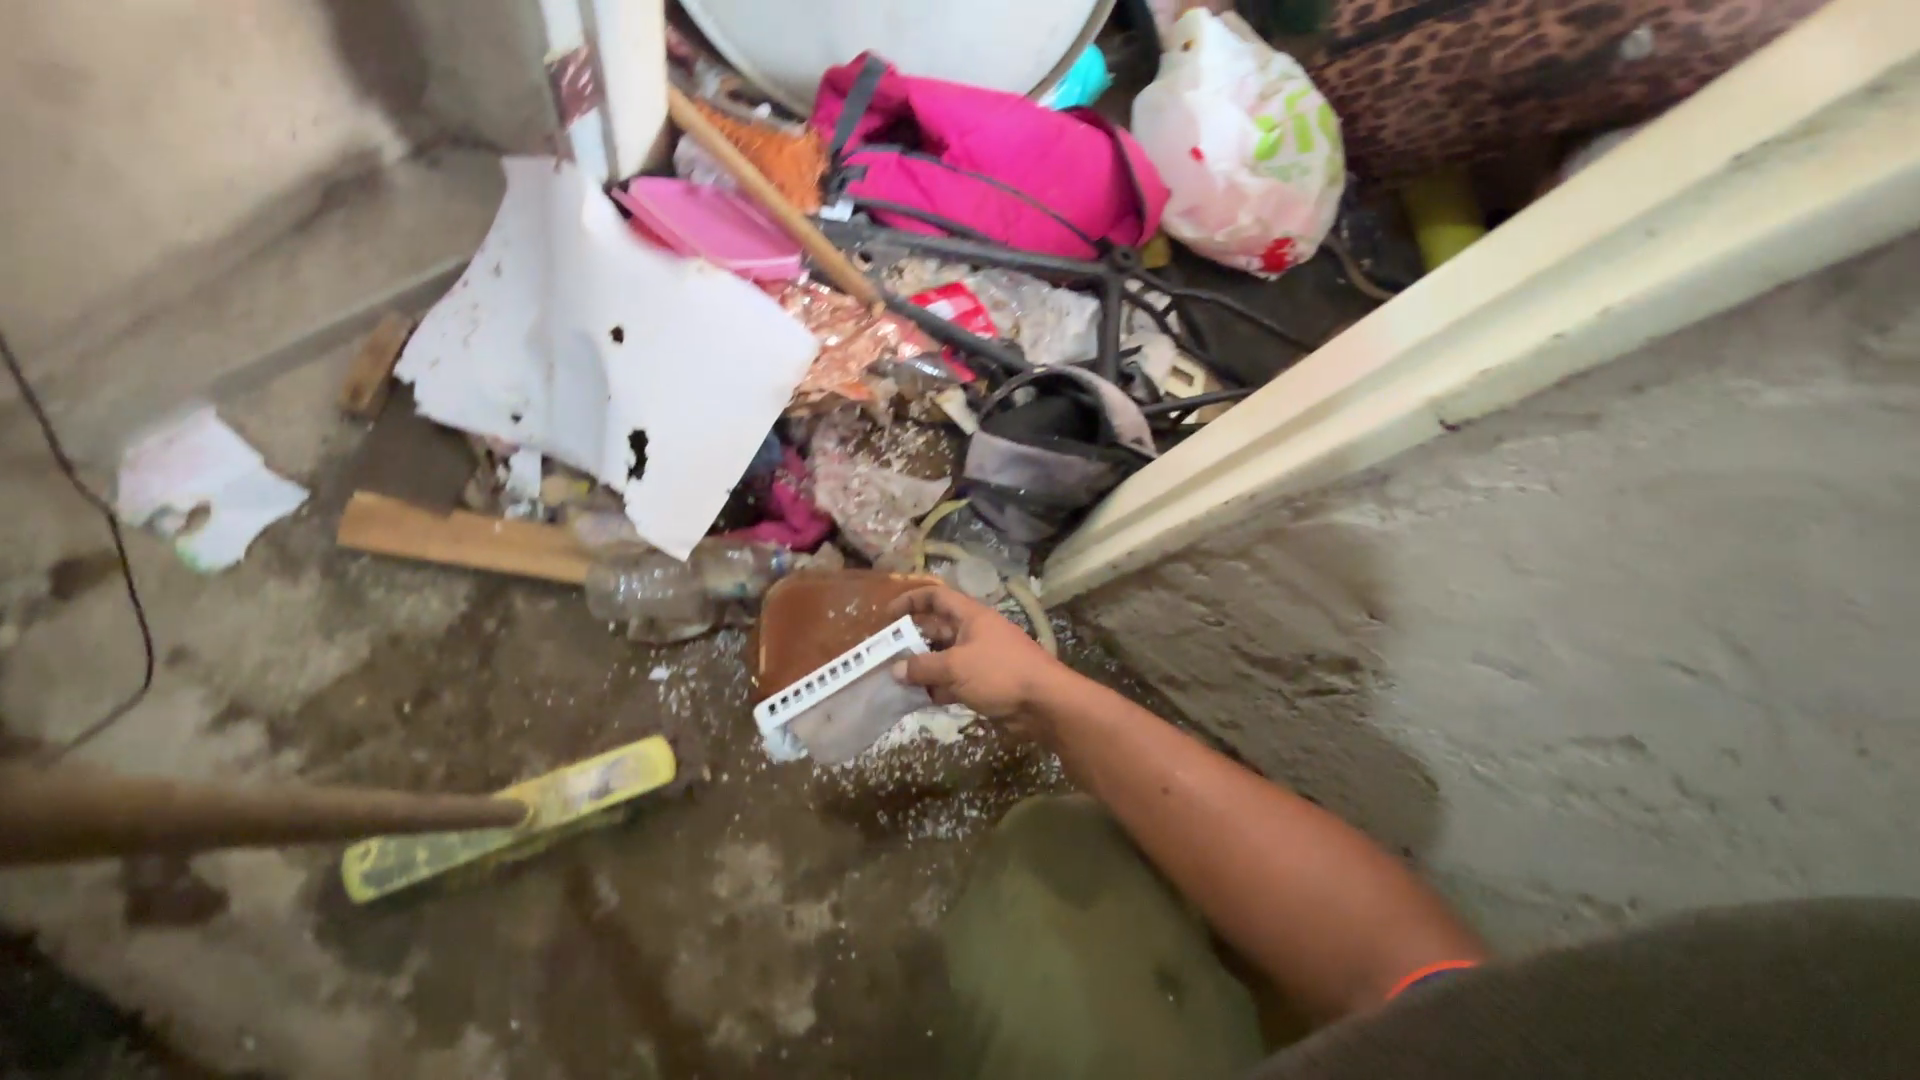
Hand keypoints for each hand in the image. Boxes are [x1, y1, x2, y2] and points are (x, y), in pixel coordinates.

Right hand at [888, 585, 1072, 741]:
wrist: (1043, 703)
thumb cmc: (999, 673)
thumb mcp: (956, 667)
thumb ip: (923, 667)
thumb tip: (896, 670)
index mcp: (970, 616)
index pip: (936, 597)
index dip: (911, 600)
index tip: (888, 615)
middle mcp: (973, 633)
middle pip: (936, 629)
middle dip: (911, 641)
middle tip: (884, 655)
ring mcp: (979, 658)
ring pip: (943, 658)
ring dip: (922, 668)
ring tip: (895, 680)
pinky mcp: (984, 683)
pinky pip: (953, 680)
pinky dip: (937, 688)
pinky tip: (918, 699)